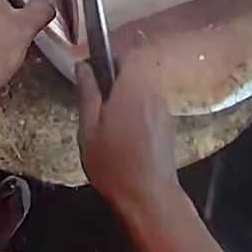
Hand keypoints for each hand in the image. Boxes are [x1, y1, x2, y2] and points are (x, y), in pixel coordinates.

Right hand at [75, 50, 179, 208]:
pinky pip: (149, 107)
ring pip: (143, 91)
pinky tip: (125, 137)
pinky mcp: (169, 125)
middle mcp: (153, 94)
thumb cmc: (114, 164)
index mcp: (133, 90)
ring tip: (108, 124)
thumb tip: (83, 66)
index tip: (95, 72)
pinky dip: (136, 113)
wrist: (150, 196)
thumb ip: (87, 94)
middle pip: (137, 73)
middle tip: (96, 103)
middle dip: (116, 82)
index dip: (112, 58)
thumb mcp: (89, 130)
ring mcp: (164, 110)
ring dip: (126, 99)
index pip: (130, 55)